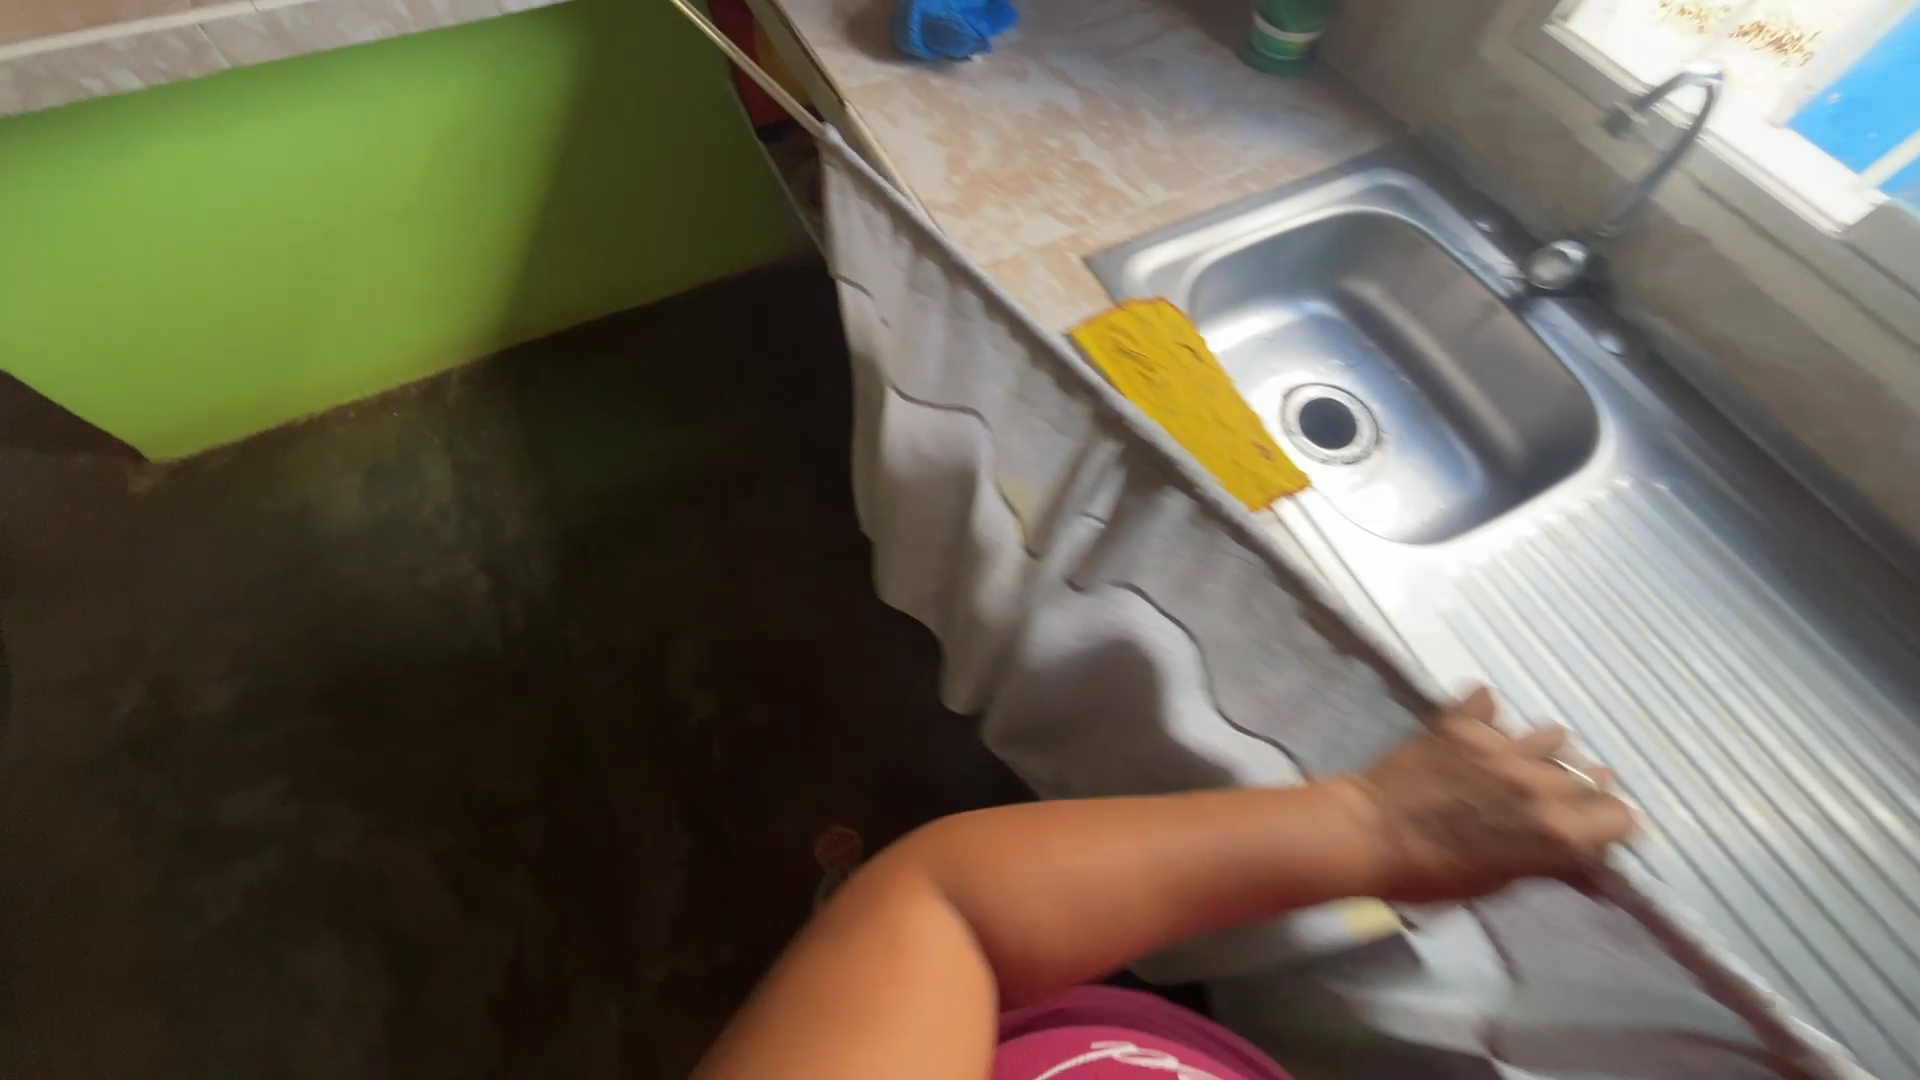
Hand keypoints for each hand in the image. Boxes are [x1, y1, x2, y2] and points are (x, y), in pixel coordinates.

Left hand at [1341, 687, 1637, 903]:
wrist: (1367, 833)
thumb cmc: (1432, 873)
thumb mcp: (1501, 883)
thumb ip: (1551, 868)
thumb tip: (1596, 877)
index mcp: (1554, 829)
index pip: (1618, 816)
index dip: (1608, 821)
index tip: (1594, 824)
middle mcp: (1534, 783)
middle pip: (1586, 775)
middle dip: (1580, 786)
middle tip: (1559, 793)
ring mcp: (1494, 748)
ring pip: (1548, 735)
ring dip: (1543, 746)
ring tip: (1528, 755)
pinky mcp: (1454, 726)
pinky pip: (1483, 702)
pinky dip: (1485, 707)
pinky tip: (1482, 710)